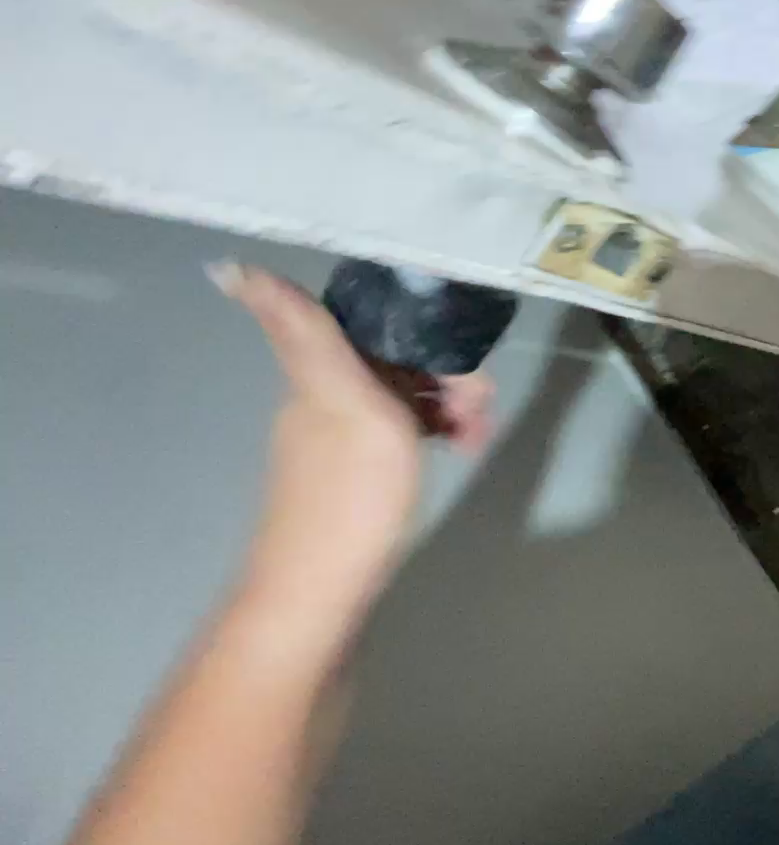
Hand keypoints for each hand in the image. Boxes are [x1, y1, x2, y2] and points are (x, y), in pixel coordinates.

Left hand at [210, 263, 490, 603]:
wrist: (327, 578)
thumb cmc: (353, 490)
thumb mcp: (346, 404)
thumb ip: (307, 336)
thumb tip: (233, 265)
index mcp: (324, 371)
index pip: (385, 324)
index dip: (431, 332)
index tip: (464, 365)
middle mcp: (332, 389)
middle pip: (408, 357)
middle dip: (455, 377)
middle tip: (480, 418)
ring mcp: (350, 424)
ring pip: (416, 390)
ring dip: (457, 404)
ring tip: (478, 438)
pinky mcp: (366, 454)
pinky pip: (413, 421)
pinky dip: (444, 427)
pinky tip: (464, 446)